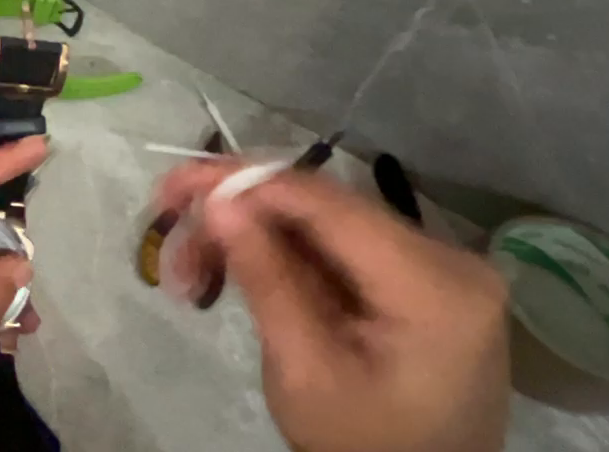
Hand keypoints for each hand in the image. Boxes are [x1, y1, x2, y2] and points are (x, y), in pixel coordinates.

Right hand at [156, 162, 510, 451]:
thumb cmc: (363, 442)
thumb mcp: (304, 368)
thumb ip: (265, 277)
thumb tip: (215, 200)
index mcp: (433, 283)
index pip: (320, 201)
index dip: (239, 182)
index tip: (170, 189)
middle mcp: (442, 256)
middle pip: (311, 203)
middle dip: (230, 211)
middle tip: (166, 224)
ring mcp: (426, 263)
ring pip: (306, 217)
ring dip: (241, 233)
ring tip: (187, 268)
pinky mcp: (405, 273)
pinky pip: (320, 238)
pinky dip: (267, 249)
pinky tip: (225, 269)